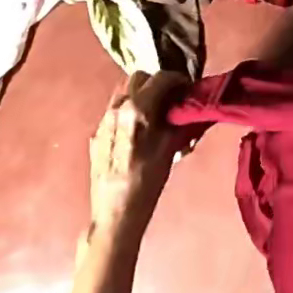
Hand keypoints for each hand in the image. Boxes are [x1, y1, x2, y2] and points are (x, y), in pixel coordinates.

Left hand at [87, 71, 190, 232]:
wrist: (114, 215)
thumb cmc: (147, 182)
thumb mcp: (171, 149)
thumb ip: (182, 121)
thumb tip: (196, 106)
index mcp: (136, 109)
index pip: (160, 78)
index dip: (178, 80)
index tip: (188, 87)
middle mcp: (116, 108)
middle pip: (139, 78)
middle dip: (157, 83)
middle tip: (173, 97)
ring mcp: (103, 120)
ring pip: (124, 92)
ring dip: (142, 94)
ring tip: (157, 112)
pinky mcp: (96, 134)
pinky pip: (115, 111)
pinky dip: (130, 110)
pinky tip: (140, 130)